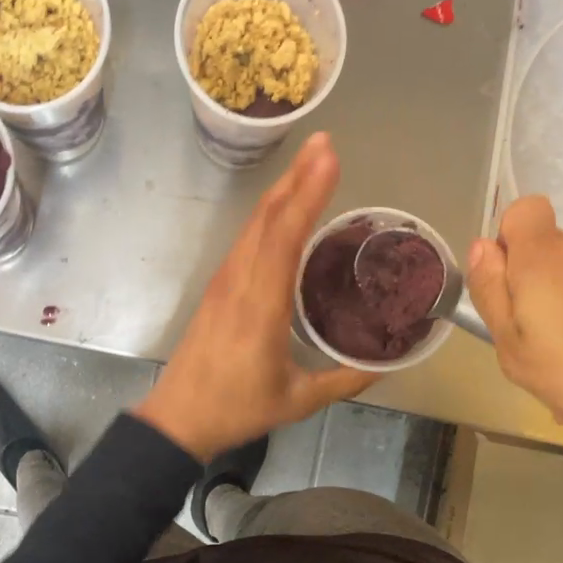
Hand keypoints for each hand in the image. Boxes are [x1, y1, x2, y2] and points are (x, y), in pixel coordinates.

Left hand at [136, 134, 376, 461]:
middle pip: (266, 218)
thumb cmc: (236, 409)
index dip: (307, 194)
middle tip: (325, 142)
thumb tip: (384, 364)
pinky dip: (269, 216)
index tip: (329, 158)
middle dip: (296, 176)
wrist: (178, 420)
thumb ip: (343, 381)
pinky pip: (246, 241)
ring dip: (281, 190)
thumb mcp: (297, 400)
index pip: (284, 237)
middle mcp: (239, 283)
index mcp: (261, 306)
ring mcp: (224, 282)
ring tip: (310, 162)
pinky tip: (284, 210)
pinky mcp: (218, 289)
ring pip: (253, 225)